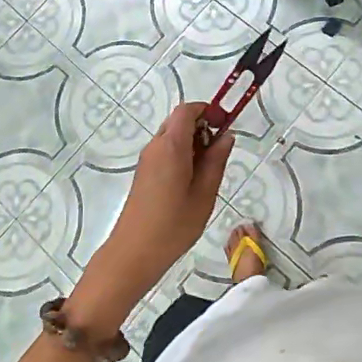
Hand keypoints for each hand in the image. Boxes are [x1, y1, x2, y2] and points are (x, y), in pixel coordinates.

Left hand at [66, 102, 232, 331]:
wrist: (134, 252)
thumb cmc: (174, 224)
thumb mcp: (205, 193)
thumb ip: (217, 160)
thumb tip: (227, 136)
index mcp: (171, 146)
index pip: (187, 110)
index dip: (208, 110)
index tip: (226, 125)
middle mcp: (156, 146)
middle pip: (179, 120)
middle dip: (202, 127)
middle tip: (220, 151)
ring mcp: (147, 159)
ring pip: (172, 135)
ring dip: (193, 142)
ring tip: (209, 170)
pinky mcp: (144, 172)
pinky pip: (166, 150)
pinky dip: (182, 154)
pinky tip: (193, 180)